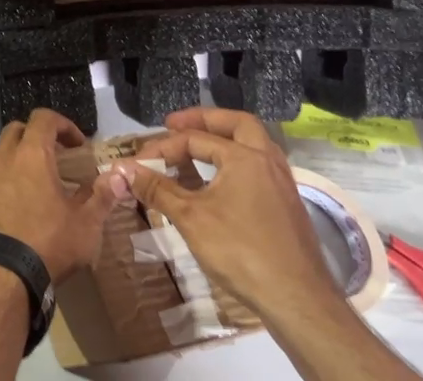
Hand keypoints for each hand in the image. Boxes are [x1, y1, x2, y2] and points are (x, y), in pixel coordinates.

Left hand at [0, 108, 109, 281]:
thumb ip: (102, 196)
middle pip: (17, 129)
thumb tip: (119, 176)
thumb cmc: (48, 242)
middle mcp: (3, 157)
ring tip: (36, 183)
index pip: (43, 118)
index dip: (63, 124)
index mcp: (31, 155)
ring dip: (17, 158)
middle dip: (37, 136)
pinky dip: (2, 180)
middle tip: (56, 158)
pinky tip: (15, 205)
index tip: (78, 144)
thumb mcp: (85, 224)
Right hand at [111, 108, 340, 321]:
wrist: (299, 302)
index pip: (194, 139)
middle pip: (238, 124)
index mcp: (246, 158)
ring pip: (253, 147)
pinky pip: (258, 170)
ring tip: (194, 151)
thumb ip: (157, 189)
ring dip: (223, 141)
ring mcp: (282, 186)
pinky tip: (217, 184)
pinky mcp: (287, 207)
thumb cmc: (242, 252)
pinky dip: (235, 165)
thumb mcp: (190, 218)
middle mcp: (268, 163)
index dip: (161, 148)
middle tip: (175, 125)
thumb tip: (122, 168)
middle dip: (204, 120)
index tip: (137, 163)